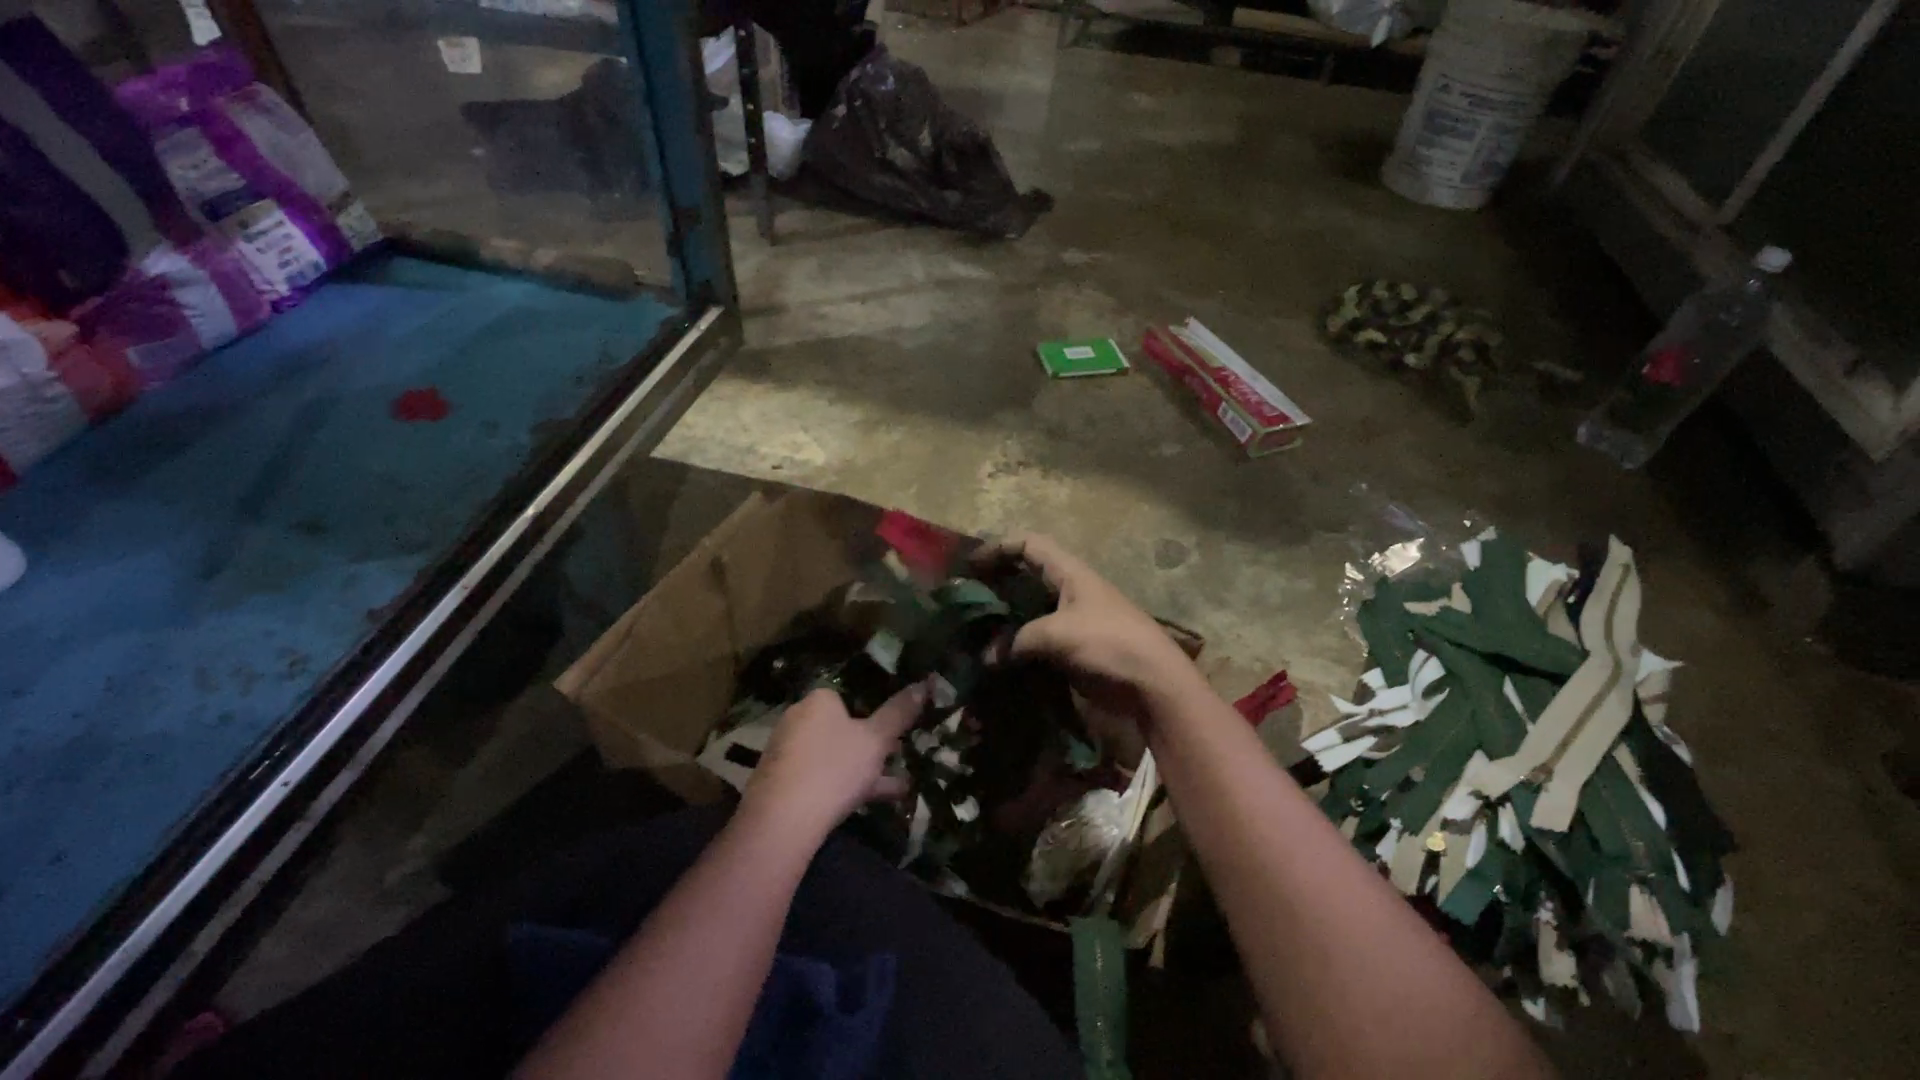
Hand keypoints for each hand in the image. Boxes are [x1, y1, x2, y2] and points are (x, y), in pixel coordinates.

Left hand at [741, 682, 925, 839]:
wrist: (782, 820)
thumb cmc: (834, 768)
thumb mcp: (876, 740)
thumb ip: (899, 713)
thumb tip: (924, 684)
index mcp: (819, 701)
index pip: (848, 697)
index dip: (873, 713)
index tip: (896, 731)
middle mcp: (797, 720)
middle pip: (841, 728)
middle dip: (871, 745)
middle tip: (900, 757)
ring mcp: (787, 753)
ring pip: (834, 756)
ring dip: (864, 770)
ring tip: (899, 786)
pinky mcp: (781, 783)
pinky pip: (820, 778)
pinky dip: (845, 787)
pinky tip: (870, 802)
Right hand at [976, 534, 1203, 723]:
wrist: (1154, 684)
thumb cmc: (1109, 643)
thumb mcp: (1058, 634)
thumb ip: (1018, 641)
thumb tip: (987, 658)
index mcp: (1071, 574)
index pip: (1030, 545)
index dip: (1000, 548)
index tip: (971, 566)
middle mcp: (1072, 593)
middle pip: (1028, 579)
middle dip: (998, 586)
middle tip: (968, 602)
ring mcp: (1075, 623)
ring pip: (1032, 614)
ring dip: (1006, 622)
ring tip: (975, 635)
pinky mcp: (1077, 652)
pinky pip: (1039, 644)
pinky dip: (1019, 649)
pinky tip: (999, 661)